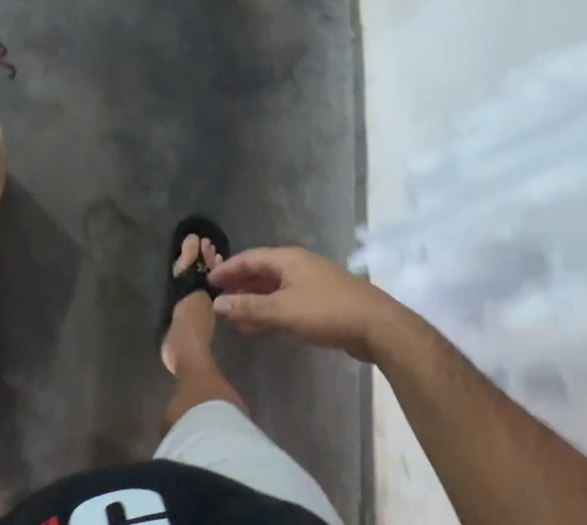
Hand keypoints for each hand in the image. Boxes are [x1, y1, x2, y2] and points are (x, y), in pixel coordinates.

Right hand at [208, 246, 405, 360]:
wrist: (379, 328)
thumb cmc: (327, 312)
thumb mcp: (283, 310)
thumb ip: (248, 307)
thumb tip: (216, 303)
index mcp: (288, 259)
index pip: (248, 258)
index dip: (227, 269)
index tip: (207, 281)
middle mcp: (298, 265)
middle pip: (261, 273)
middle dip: (239, 287)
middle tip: (218, 301)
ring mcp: (312, 284)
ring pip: (275, 290)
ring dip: (255, 302)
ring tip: (236, 319)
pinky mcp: (322, 303)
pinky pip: (288, 302)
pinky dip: (272, 312)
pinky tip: (262, 327)